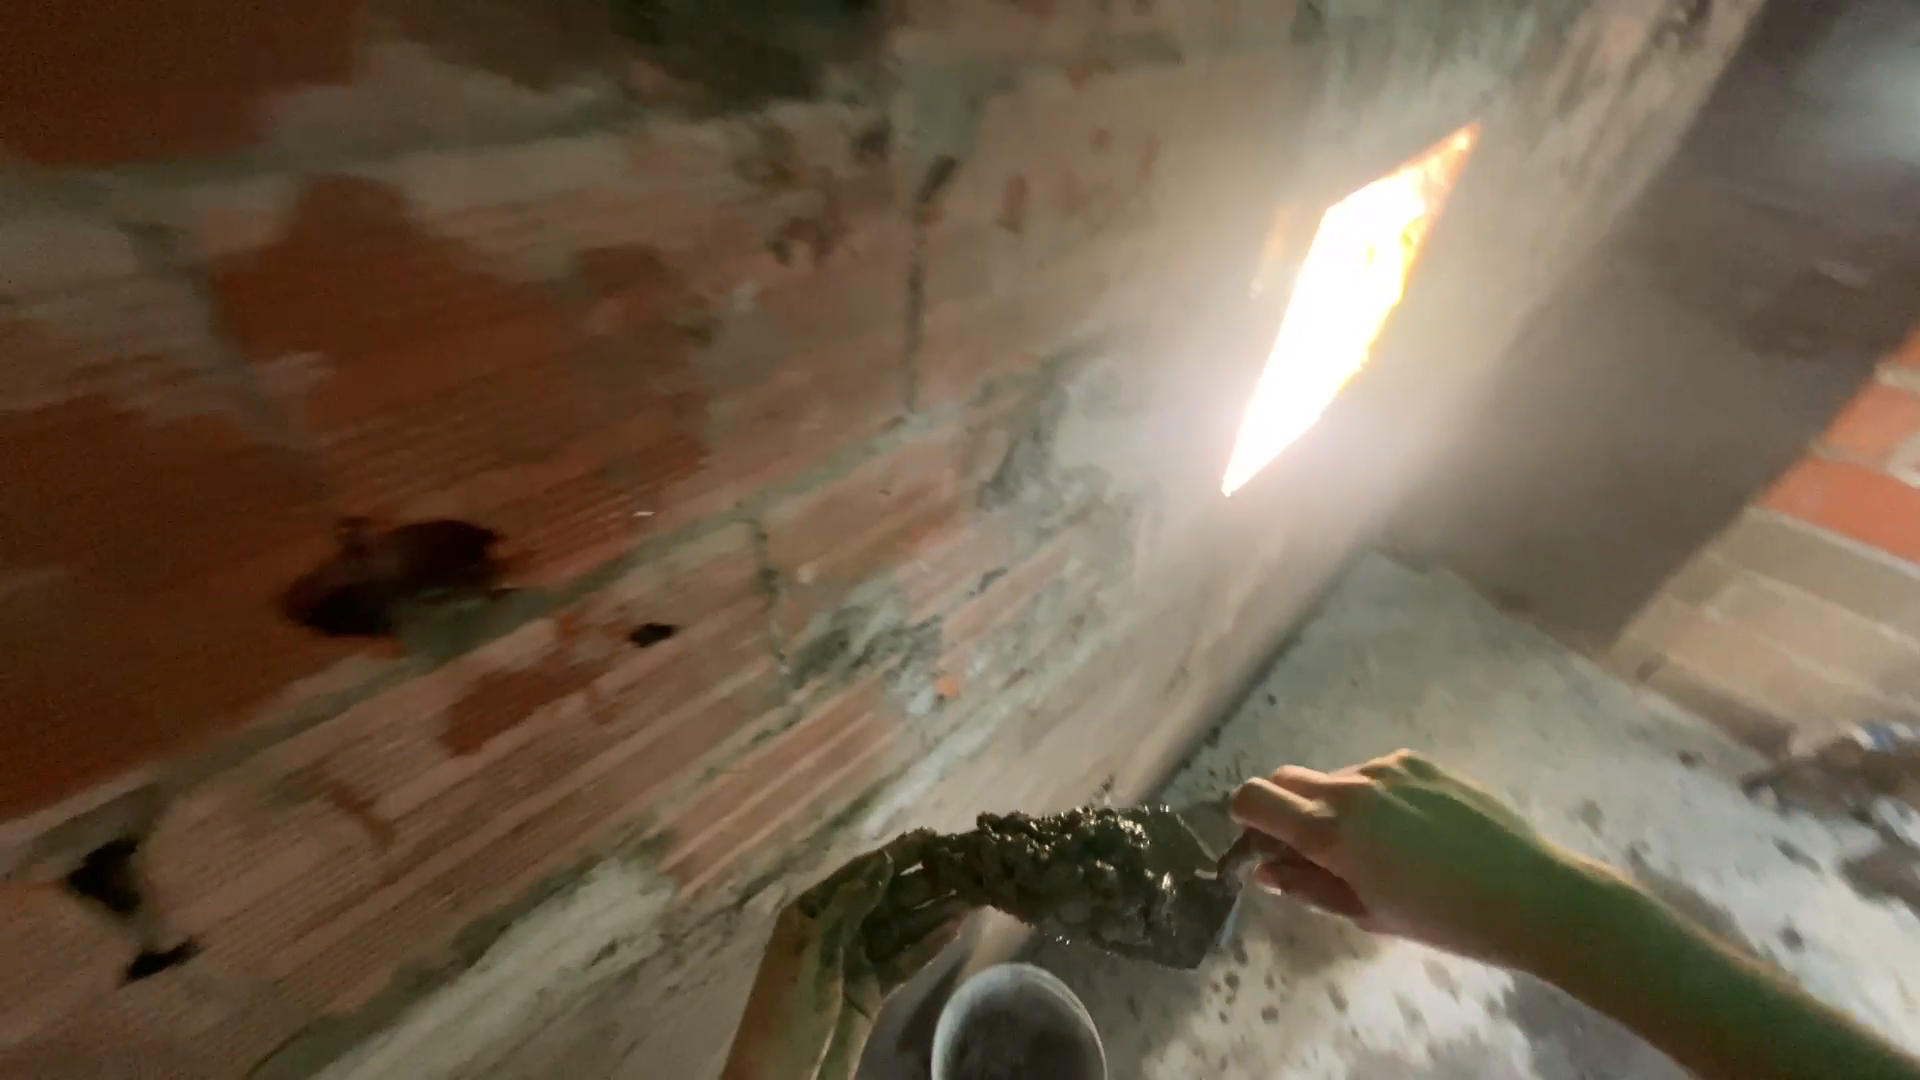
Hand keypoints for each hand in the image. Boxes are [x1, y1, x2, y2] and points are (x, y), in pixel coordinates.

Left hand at [722, 831, 969, 1079]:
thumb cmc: (789, 1009)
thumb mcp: (816, 950)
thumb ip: (850, 904)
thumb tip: (883, 861)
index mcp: (813, 911)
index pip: (861, 873)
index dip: (896, 854)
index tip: (929, 836)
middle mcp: (836, 928)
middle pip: (885, 898)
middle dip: (922, 881)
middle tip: (960, 863)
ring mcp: (855, 959)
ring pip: (900, 927)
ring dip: (932, 911)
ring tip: (970, 893)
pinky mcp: (872, 990)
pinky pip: (903, 959)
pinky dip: (927, 944)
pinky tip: (954, 928)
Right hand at [1229, 749, 1589, 967]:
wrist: (1539, 897)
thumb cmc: (1448, 920)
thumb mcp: (1369, 914)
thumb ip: (1307, 887)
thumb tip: (1263, 870)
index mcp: (1331, 832)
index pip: (1252, 797)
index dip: (1245, 816)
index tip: (1261, 839)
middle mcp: (1348, 789)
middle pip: (1283, 778)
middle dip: (1283, 806)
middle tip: (1316, 845)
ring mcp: (1383, 769)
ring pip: (1332, 778)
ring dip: (1334, 804)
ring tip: (1383, 842)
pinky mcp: (1415, 761)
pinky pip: (1373, 773)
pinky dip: (1375, 795)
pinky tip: (1415, 826)